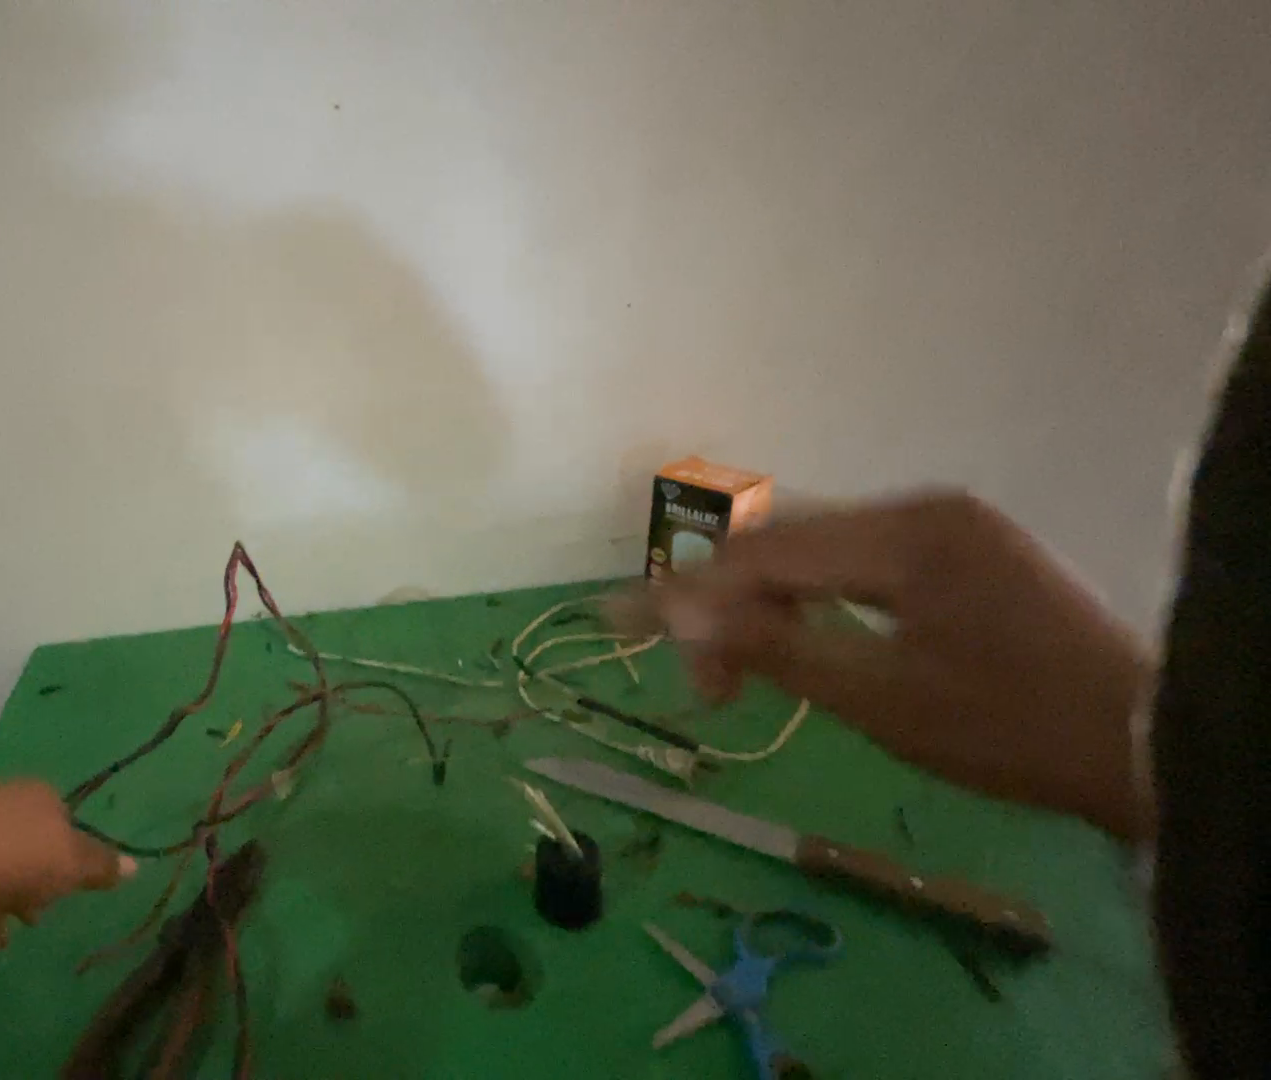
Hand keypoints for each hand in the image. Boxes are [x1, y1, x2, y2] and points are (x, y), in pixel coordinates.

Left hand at [0, 781, 133, 1079]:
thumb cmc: (16, 858)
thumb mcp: (71, 865)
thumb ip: (101, 864)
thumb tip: (137, 866)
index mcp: (32, 793)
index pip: (55, 812)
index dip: (61, 851)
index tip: (60, 888)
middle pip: (13, 833)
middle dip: (23, 874)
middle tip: (29, 915)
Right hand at [639, 491, 1153, 839]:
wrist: (1159, 750)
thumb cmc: (1014, 731)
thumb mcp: (879, 699)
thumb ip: (770, 648)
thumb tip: (674, 618)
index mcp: (908, 534)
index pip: (763, 553)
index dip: (687, 591)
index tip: (620, 623)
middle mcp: (917, 510)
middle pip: (780, 547)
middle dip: (723, 608)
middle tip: (699, 680)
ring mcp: (935, 526)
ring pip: (807, 555)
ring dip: (759, 607)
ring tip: (731, 669)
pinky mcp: (946, 551)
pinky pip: (845, 566)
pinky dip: (802, 603)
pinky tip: (787, 639)